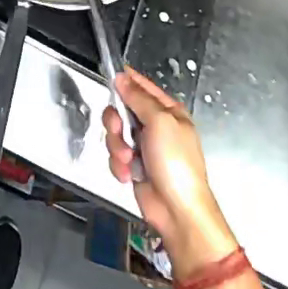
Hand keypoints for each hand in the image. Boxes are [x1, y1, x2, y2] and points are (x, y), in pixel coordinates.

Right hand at [104, 70, 237, 272]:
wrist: (177, 210)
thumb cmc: (175, 162)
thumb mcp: (159, 122)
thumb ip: (138, 98)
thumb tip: (122, 77)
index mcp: (169, 111)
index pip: (143, 86)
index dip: (127, 81)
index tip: (110, 77)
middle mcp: (155, 126)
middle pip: (122, 110)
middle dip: (116, 122)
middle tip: (120, 131)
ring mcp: (144, 147)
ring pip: (115, 134)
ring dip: (117, 147)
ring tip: (128, 160)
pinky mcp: (134, 165)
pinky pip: (115, 155)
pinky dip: (118, 165)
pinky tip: (128, 174)